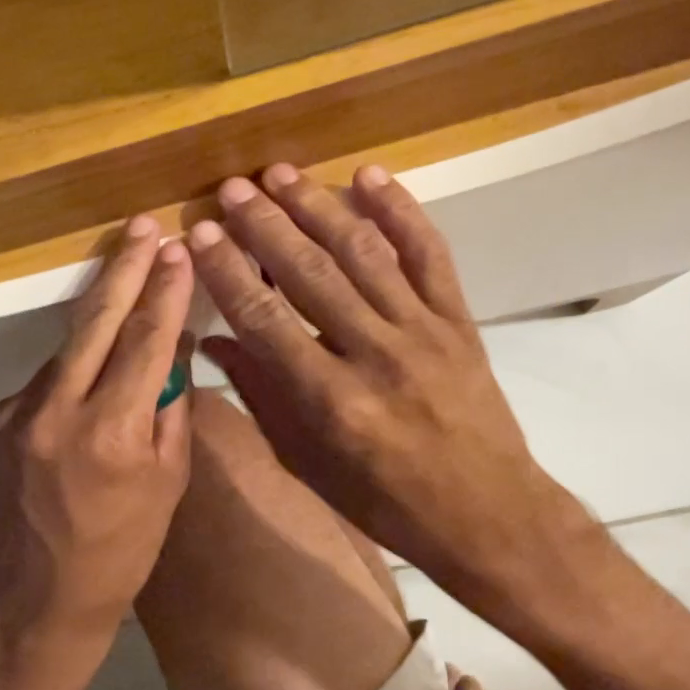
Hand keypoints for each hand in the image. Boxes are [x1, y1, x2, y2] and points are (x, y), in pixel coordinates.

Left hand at [0, 215, 194, 638]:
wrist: (41, 596)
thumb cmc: (123, 546)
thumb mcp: (168, 480)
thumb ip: (170, 406)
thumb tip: (172, 346)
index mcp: (114, 432)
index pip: (146, 341)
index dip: (165, 291)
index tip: (178, 250)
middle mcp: (58, 411)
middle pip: (95, 321)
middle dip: (124, 269)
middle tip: (143, 227)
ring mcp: (16, 413)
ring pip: (66, 349)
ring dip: (97, 322)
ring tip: (126, 293)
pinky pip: (42, 380)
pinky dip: (69, 374)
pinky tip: (86, 390)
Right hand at [185, 163, 607, 622]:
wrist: (490, 516)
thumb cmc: (386, 502)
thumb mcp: (307, 464)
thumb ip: (261, 398)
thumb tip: (213, 341)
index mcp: (333, 402)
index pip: (267, 321)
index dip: (229, 272)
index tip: (200, 233)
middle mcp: (377, 356)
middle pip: (312, 274)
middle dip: (265, 225)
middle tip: (231, 188)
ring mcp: (424, 332)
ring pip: (364, 253)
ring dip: (318, 206)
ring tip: (280, 172)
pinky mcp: (459, 321)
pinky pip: (430, 254)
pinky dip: (401, 211)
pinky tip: (369, 175)